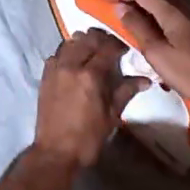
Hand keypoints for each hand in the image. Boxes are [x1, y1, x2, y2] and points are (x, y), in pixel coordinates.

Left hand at [34, 29, 148, 169]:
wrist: (56, 150)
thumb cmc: (89, 136)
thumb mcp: (112, 115)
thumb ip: (126, 92)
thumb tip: (145, 79)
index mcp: (90, 75)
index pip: (106, 49)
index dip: (117, 45)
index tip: (125, 48)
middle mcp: (71, 66)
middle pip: (86, 40)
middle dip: (100, 39)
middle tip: (110, 46)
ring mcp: (55, 69)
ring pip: (68, 44)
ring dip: (81, 42)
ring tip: (92, 50)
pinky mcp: (44, 76)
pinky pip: (56, 55)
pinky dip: (66, 52)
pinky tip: (73, 61)